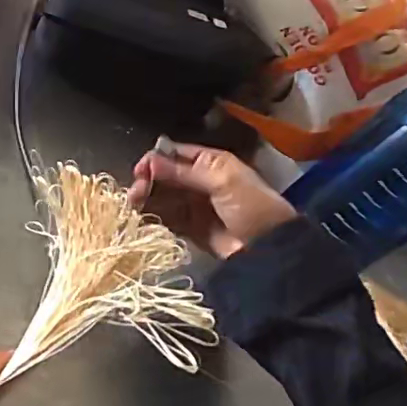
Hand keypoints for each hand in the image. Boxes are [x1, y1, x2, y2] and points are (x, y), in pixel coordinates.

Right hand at [131, 141, 295, 257]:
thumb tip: (149, 162)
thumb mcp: (221, 180)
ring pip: (161, 196)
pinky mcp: (190, 227)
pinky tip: (142, 215)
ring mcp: (194, 205)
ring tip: (134, 204)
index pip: (173, 154)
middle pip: (163, 175)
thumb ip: (183, 171)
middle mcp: (198, 181)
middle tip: (136, 191)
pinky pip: (165, 217)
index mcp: (209, 163)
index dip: (154, 160)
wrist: (271, 251)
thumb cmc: (252, 206)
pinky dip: (152, 215)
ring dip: (146, 197)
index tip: (140, 171)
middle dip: (147, 180)